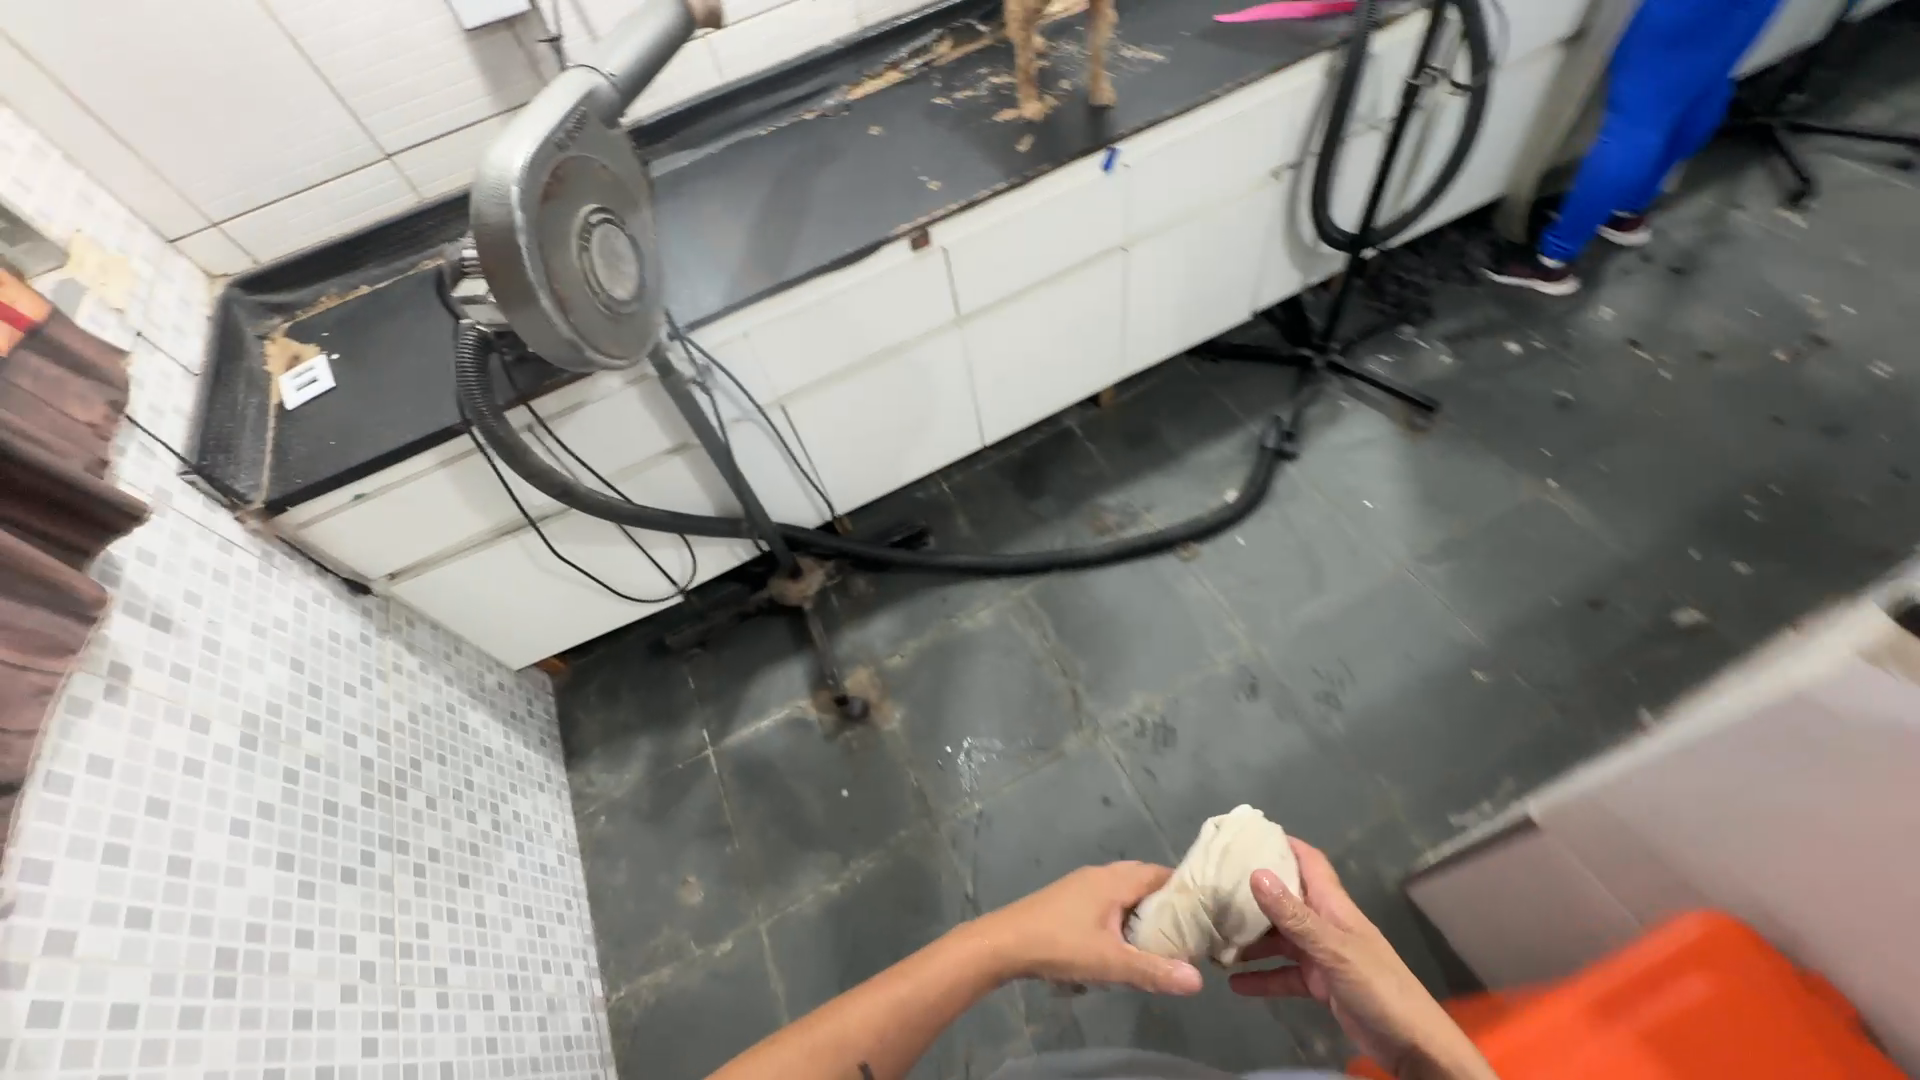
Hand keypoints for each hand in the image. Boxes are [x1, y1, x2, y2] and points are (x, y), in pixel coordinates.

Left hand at [967, 862, 1203, 995]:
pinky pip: (1108, 900)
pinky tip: (1125, 943)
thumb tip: (1198, 980)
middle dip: (1167, 903)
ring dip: (1143, 910)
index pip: (1161, 874)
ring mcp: (1083, 884)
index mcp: (1114, 879)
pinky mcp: (1070, 899)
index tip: (1207, 913)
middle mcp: (1101, 874)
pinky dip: (1123, 915)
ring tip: (1163, 941)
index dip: (1185, 891)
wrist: (1005, 942)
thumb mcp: (1111, 963)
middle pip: (1144, 880)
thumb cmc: (1060, 945)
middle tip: (1191, 932)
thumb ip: (1154, 971)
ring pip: (1124, 891)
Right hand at [1228, 839, 1493, 1079]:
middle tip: (1212, 887)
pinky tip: (1235, 985)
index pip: (1307, 861)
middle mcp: (1325, 924)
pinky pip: (1284, 974)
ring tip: (1214, 937)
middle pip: (1284, 898)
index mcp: (1333, 906)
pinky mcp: (1320, 985)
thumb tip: (1256, 872)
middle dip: (1251, 892)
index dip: (1281, 844)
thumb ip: (1294, 916)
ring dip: (1250, 938)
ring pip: (1278, 938)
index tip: (1245, 835)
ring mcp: (1322, 955)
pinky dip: (1261, 977)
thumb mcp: (1334, 951)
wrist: (1416, 1048)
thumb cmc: (1380, 989)